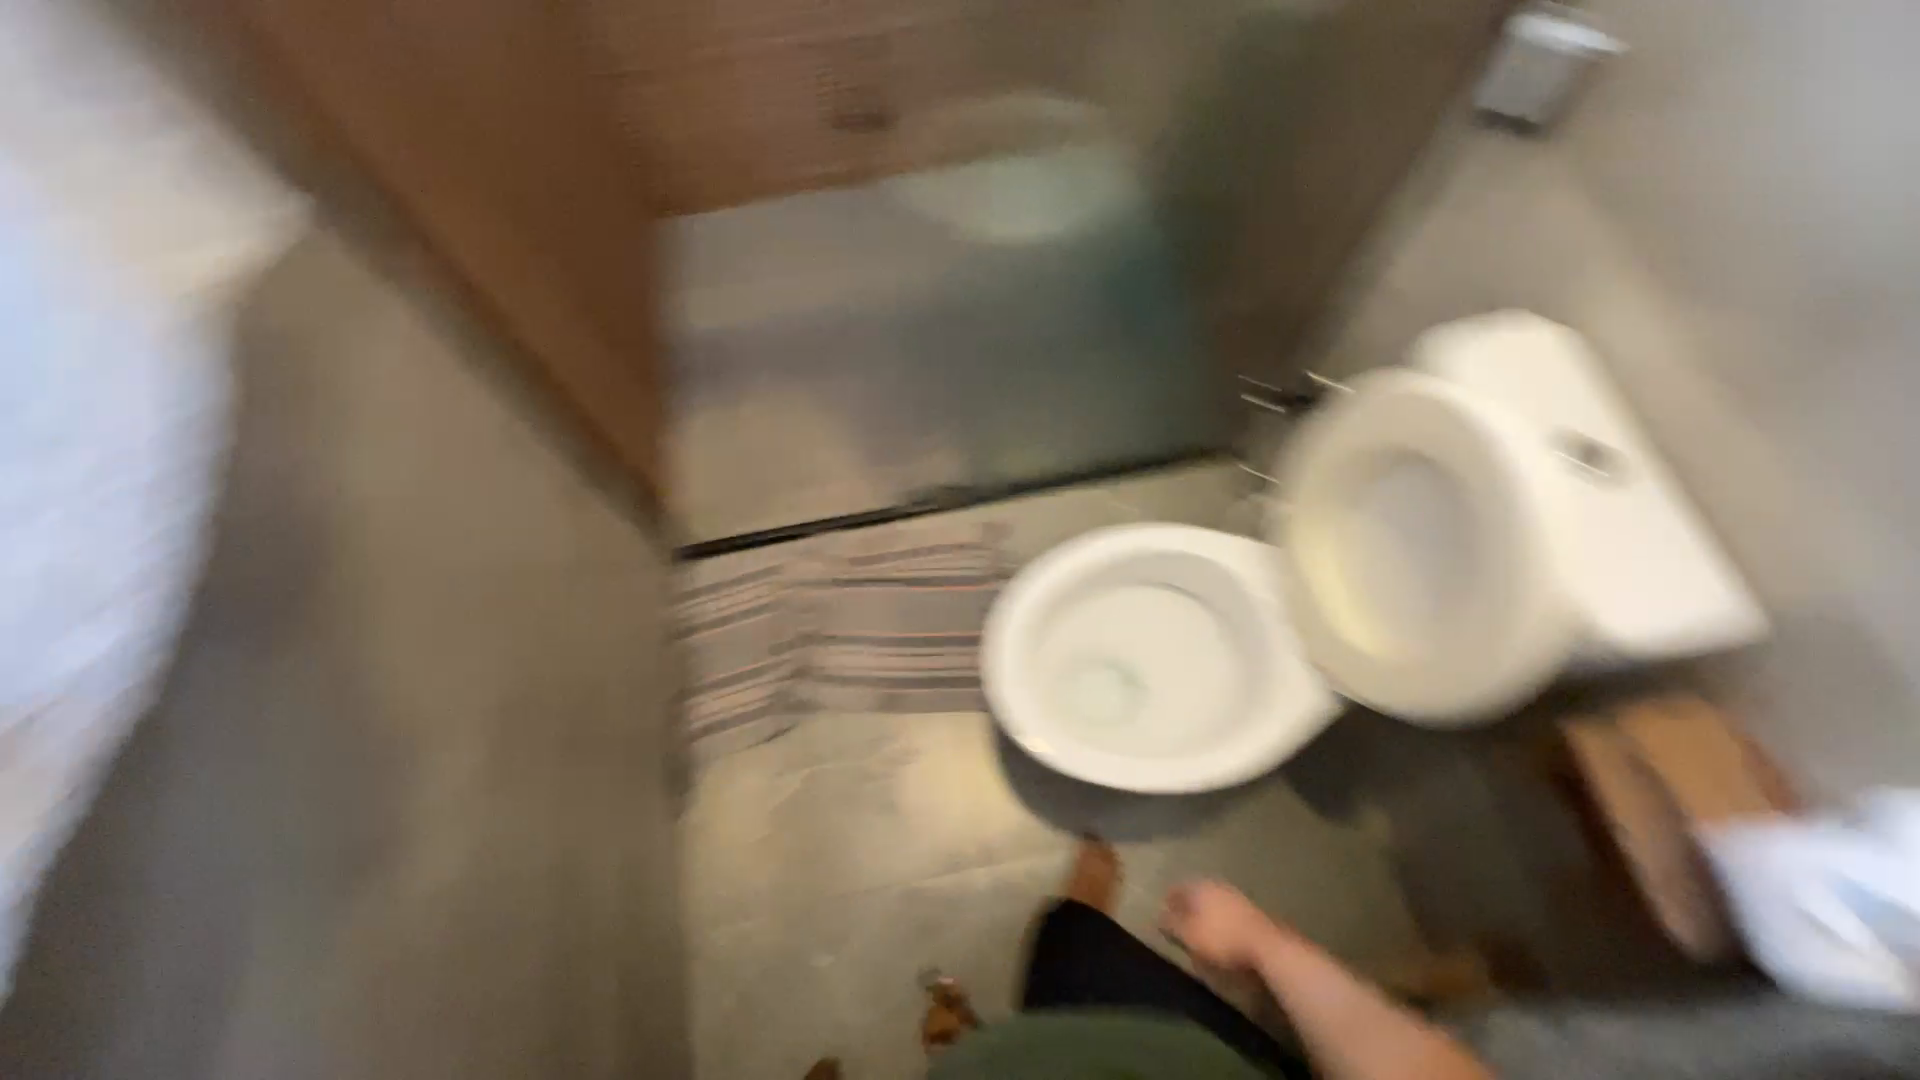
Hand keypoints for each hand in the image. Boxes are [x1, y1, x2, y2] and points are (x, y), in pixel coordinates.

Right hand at [1159, 880, 1289, 971]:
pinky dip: (1219, 917)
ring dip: (1204, 910)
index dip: (1168, 900)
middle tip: (1179, 918)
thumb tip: (1158, 915)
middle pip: (1196, 891)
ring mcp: (1236, 896)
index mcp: (1199, 886)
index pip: (1176, 887)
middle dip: (1187, 903)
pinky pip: (1226, 910)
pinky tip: (1220, 931)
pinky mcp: (1250, 910)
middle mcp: (1216, 885)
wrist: (1265, 945)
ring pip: (1213, 900)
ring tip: (1199, 927)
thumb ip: (1171, 923)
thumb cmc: (1220, 938)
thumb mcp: (1189, 934)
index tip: (1163, 911)